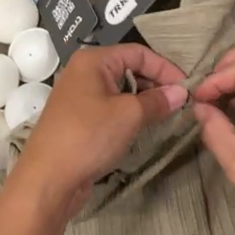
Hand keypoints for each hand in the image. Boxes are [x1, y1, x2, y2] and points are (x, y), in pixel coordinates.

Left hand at [10, 44, 186, 217]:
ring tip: (165, 115)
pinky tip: (142, 127)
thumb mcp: (130, 115)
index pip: (139, 53)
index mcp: (93, 60)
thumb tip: (181, 93)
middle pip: (129, 69)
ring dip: (143, 100)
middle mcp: (83, 72)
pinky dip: (128, 114)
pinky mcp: (78, 120)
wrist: (47, 180)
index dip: (165, 68)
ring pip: (120, 90)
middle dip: (155, 84)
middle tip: (179, 103)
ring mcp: (78, 97)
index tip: (187, 88)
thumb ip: (158, 100)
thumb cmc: (89, 136)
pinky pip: (110, 107)